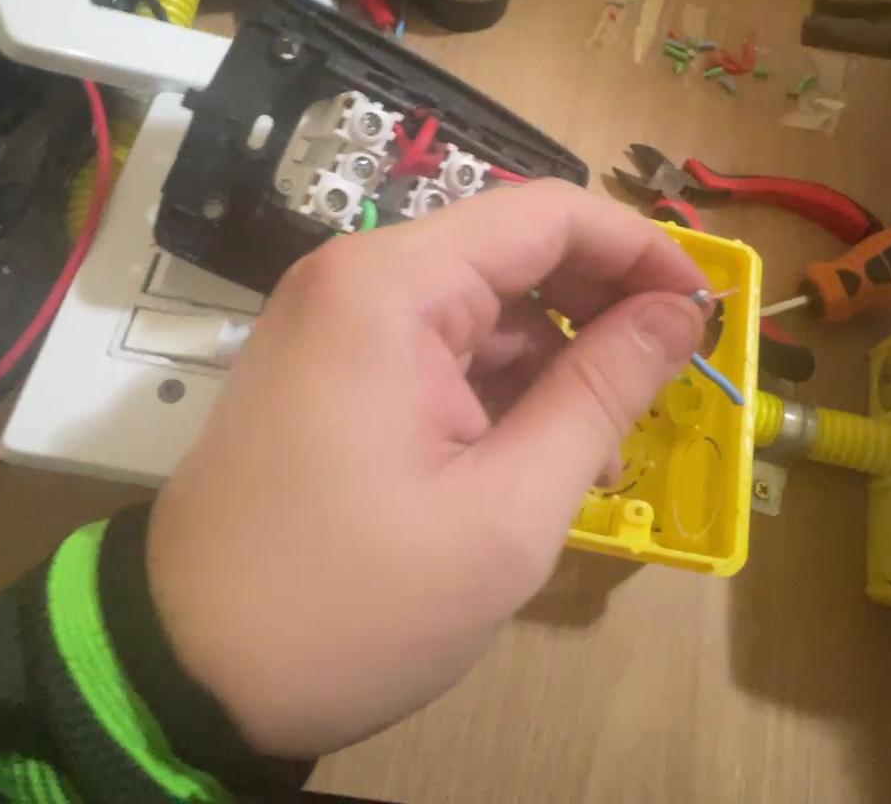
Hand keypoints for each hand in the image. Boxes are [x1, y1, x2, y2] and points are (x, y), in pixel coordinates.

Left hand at [146, 179, 707, 757]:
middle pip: (516, 252)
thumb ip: (601, 393)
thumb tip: (679, 313)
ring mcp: (344, 321)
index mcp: (393, 285)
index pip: (547, 213)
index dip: (639, 247)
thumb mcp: (507, 509)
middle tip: (666, 376)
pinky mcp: (340, 365)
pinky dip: (507, 387)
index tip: (703, 306)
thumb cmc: (352, 603)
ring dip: (559, 359)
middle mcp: (361, 278)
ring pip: (489, 306)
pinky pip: (448, 348)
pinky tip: (542, 452)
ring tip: (607, 443)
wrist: (188, 676)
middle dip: (603, 306)